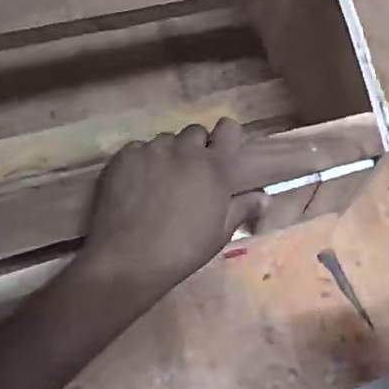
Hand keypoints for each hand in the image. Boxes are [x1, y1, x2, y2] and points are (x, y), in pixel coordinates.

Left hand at [73, 120, 264, 296]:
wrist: (129, 259)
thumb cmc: (184, 249)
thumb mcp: (220, 232)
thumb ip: (242, 207)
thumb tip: (264, 197)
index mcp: (215, 167)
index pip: (229, 129)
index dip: (227, 136)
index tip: (222, 149)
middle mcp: (185, 150)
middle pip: (195, 132)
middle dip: (195, 147)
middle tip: (191, 172)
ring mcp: (152, 151)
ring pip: (166, 140)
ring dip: (168, 154)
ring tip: (161, 180)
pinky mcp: (124, 157)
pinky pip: (138, 149)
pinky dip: (141, 161)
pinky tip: (137, 185)